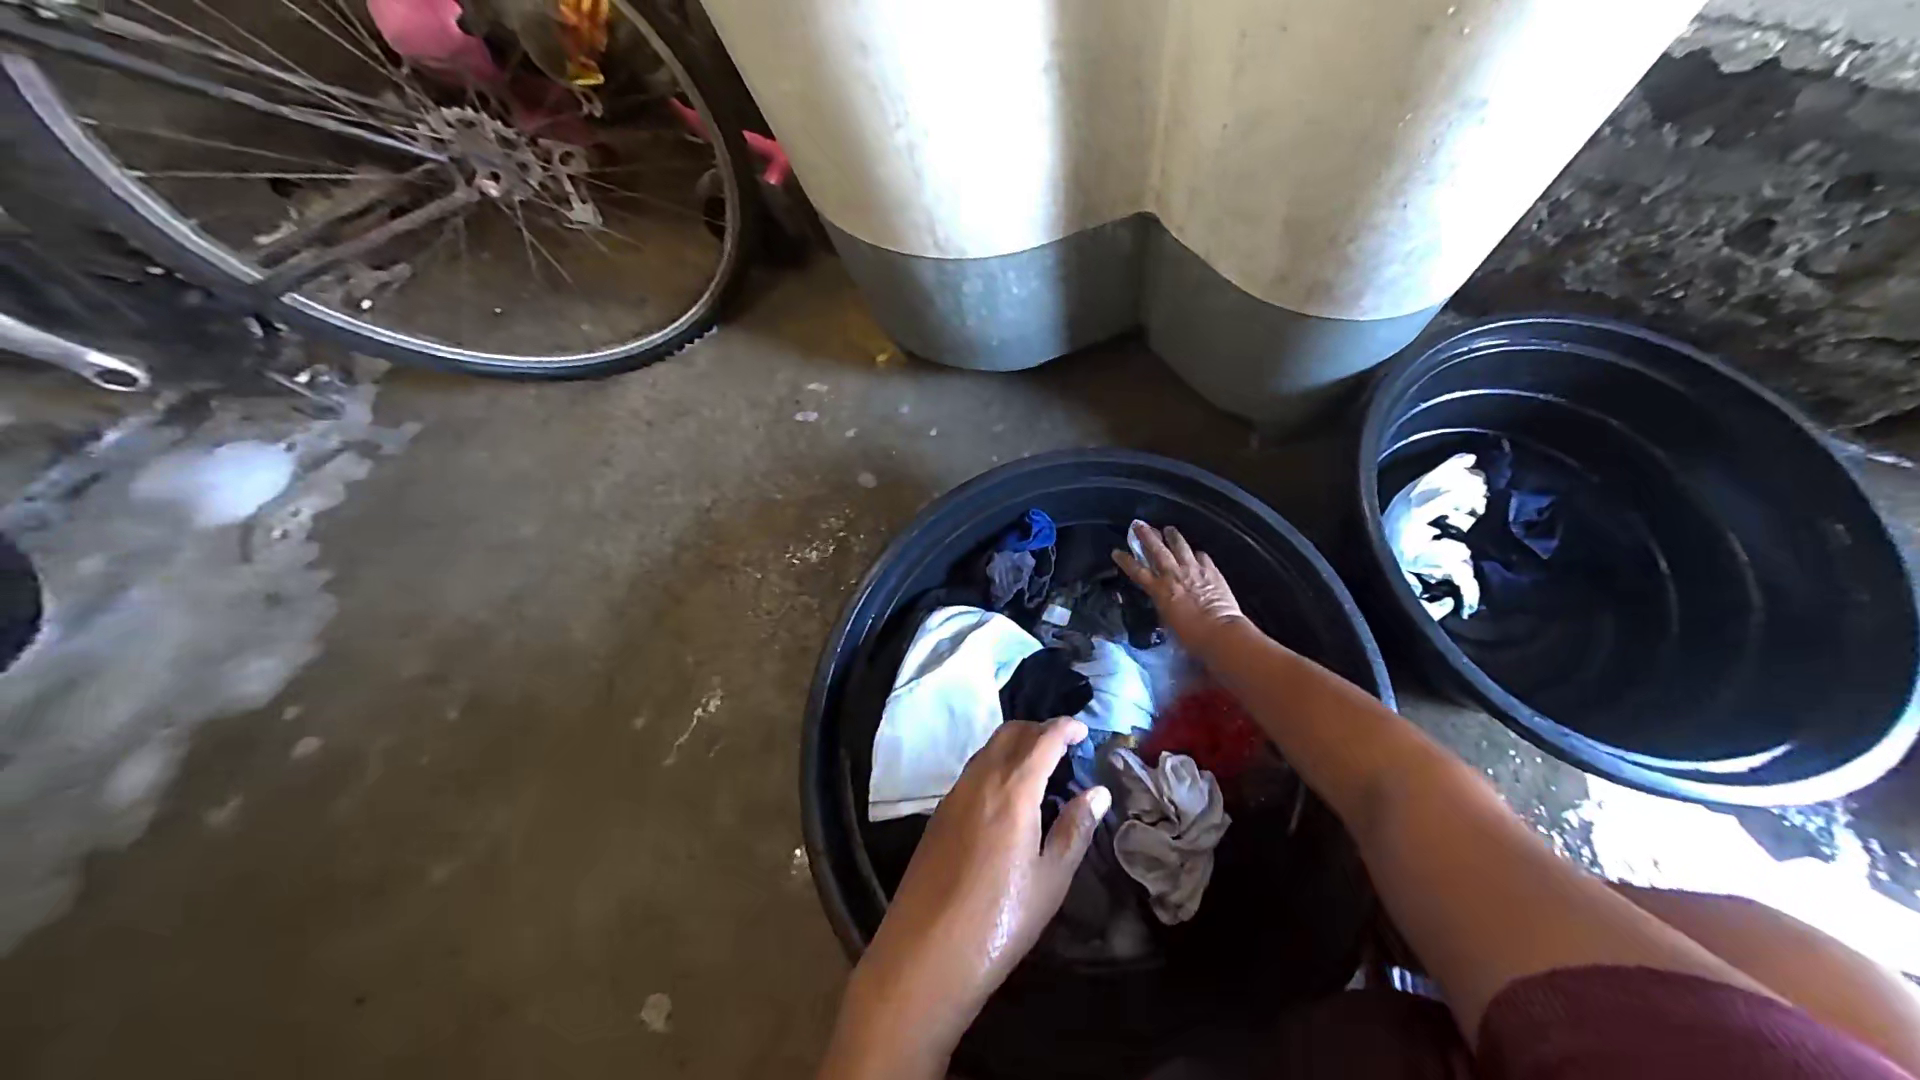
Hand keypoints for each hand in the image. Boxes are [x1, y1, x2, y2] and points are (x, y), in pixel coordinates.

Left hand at [822, 718, 1109, 1078]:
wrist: (925, 953)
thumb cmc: (1000, 921)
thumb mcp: (1050, 880)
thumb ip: (1074, 830)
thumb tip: (1098, 792)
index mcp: (1012, 791)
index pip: (1041, 740)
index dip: (1064, 727)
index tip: (1082, 729)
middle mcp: (980, 781)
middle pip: (1010, 733)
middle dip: (1039, 728)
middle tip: (1065, 744)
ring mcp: (954, 795)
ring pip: (988, 749)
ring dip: (1016, 744)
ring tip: (1041, 766)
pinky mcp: (939, 813)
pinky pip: (973, 770)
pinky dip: (996, 763)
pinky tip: (1008, 793)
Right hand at [1112, 520, 1249, 651]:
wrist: (1220, 631)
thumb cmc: (1190, 635)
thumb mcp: (1167, 621)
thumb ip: (1162, 605)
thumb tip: (1162, 601)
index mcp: (1159, 589)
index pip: (1137, 571)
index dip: (1125, 560)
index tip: (1117, 552)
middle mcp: (1174, 575)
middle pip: (1157, 550)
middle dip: (1146, 535)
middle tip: (1139, 524)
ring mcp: (1194, 570)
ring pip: (1180, 546)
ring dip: (1172, 536)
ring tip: (1168, 529)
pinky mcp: (1211, 571)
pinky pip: (1201, 556)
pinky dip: (1195, 553)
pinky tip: (1195, 552)